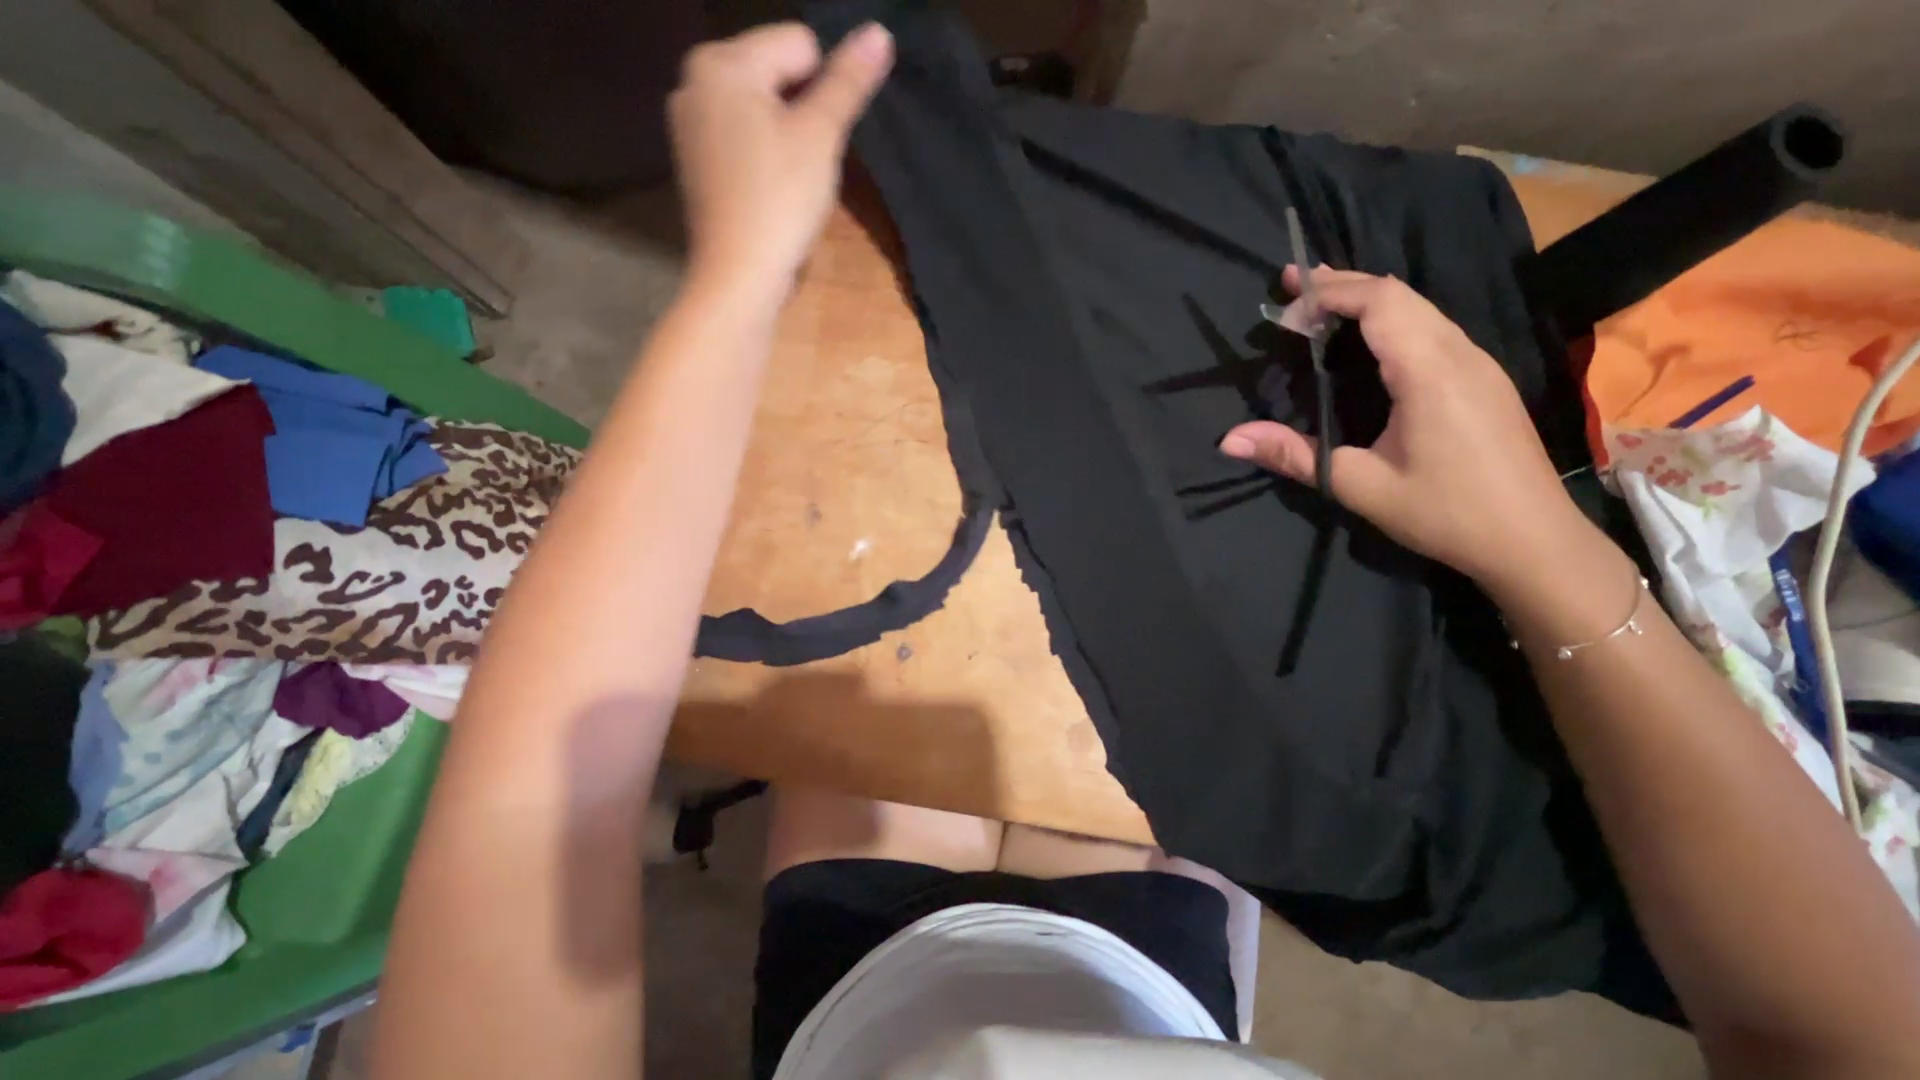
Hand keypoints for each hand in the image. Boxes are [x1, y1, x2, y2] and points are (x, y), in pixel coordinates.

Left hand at [668, 22, 892, 291]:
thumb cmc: (780, 199)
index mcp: (721, 62)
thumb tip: (880, 32)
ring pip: (762, 105)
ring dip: (786, 132)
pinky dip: (764, 153)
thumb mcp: (821, 134)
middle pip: (777, 72)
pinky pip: (744, 134)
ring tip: (789, 176)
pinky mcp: (695, 159)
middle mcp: (694, 80)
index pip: (800, 44)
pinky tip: (770, 187)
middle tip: (806, 159)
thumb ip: (849, 80)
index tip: (817, 138)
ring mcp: (689, 122)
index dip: (823, 90)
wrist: (738, 274)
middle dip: (802, 108)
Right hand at [1219, 266, 1590, 589]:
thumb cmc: (1446, 513)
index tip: (1284, 307)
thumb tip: (1229, 440)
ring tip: (1323, 304)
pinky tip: (1372, 337)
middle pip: (1399, 293)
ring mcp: (1479, 363)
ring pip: (1420, 307)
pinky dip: (1394, 318)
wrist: (1533, 540)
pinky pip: (1434, 327)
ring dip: (1370, 298)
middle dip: (1343, 283)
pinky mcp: (1486, 379)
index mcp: (1429, 372)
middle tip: (1292, 285)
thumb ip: (1295, 455)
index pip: (1379, 302)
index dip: (1329, 294)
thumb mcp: (1361, 487)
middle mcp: (1459, 353)